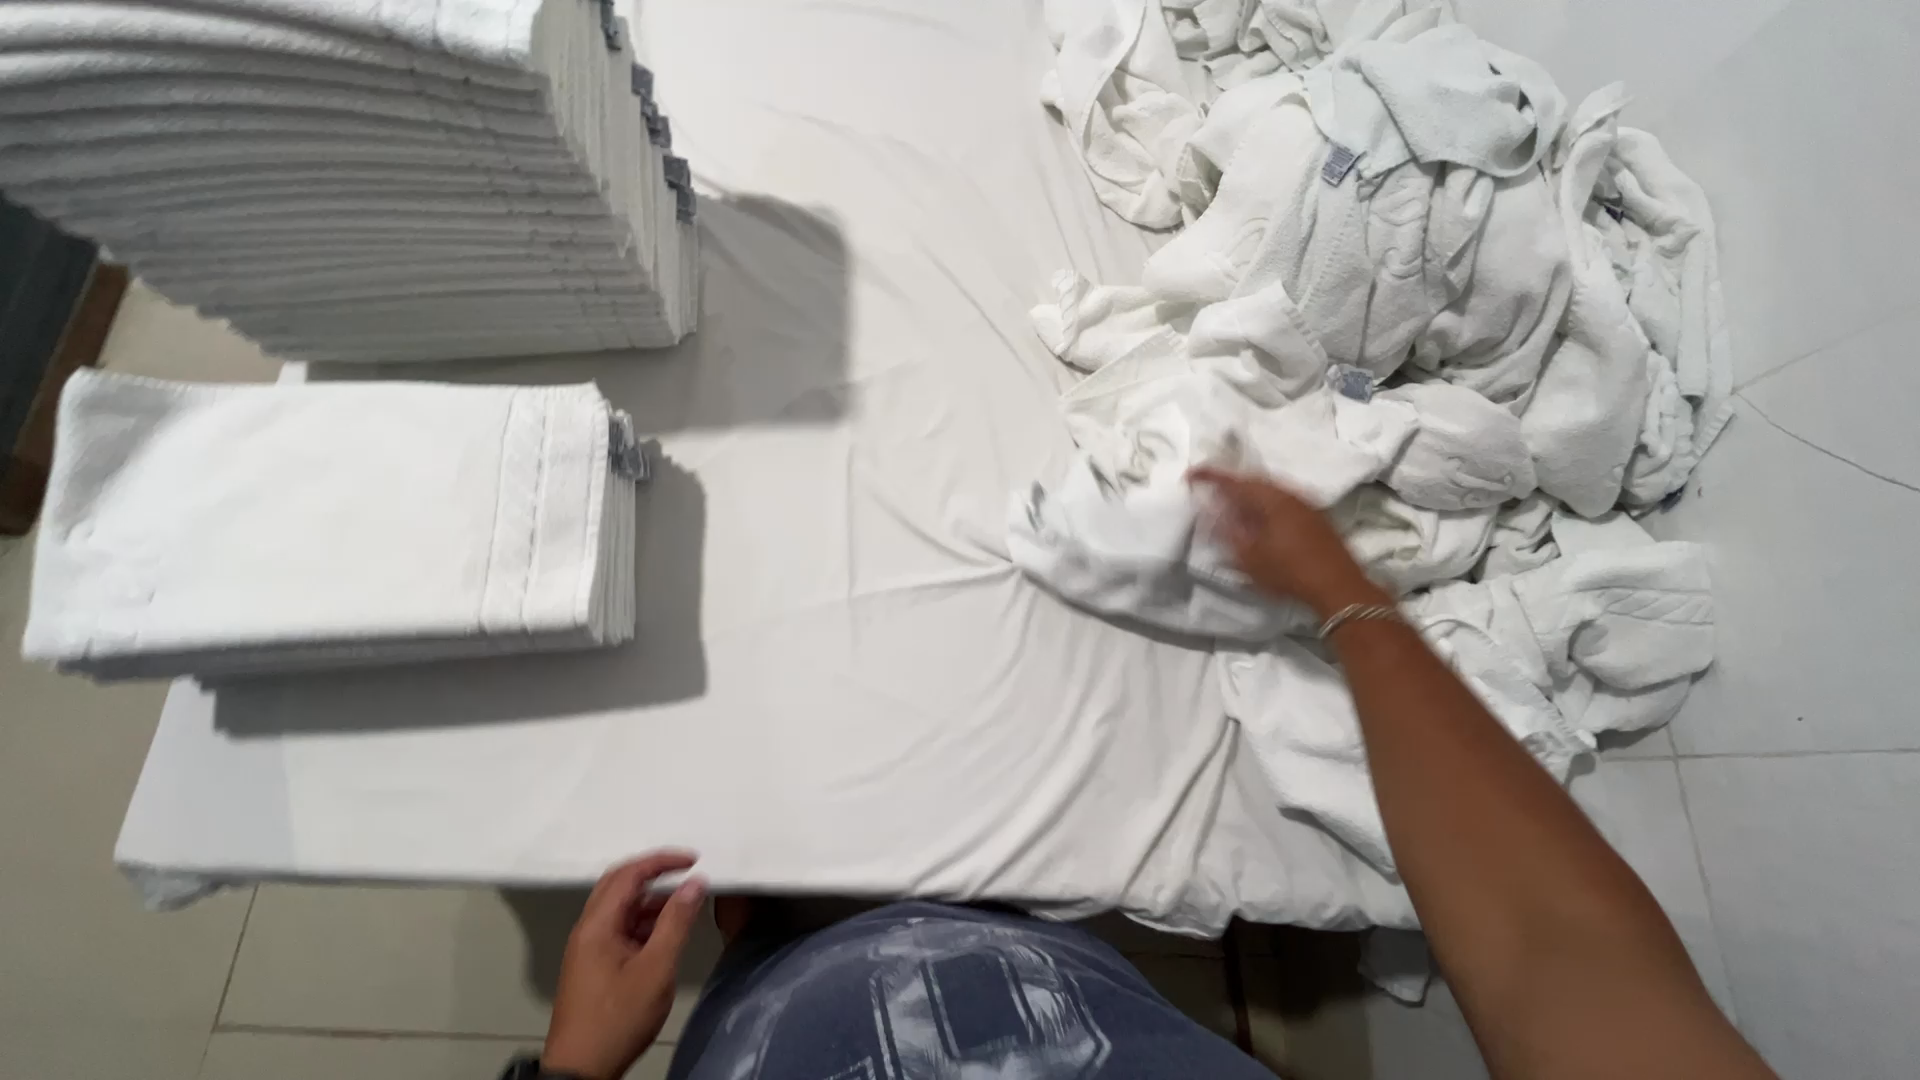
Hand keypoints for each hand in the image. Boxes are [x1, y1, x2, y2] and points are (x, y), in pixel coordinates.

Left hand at [543, 852, 707, 1079]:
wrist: (580, 1073)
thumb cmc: (619, 1018)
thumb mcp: (656, 969)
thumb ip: (676, 921)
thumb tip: (695, 882)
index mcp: (597, 925)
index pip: (630, 873)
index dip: (662, 860)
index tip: (694, 860)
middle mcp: (588, 929)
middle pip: (620, 883)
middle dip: (654, 872)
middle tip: (687, 871)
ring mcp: (588, 948)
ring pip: (620, 906)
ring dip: (651, 899)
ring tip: (684, 905)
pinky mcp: (593, 964)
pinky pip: (620, 927)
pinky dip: (644, 920)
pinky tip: (666, 933)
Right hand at [1189, 467, 1389, 617]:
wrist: (1338, 587)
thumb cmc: (1288, 573)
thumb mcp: (1248, 556)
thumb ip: (1226, 530)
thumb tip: (1209, 511)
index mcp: (1270, 499)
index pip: (1233, 481)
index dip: (1210, 476)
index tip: (1190, 475)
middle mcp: (1289, 494)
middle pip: (1254, 481)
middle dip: (1230, 485)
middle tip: (1211, 492)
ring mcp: (1306, 504)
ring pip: (1270, 491)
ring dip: (1249, 496)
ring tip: (1232, 508)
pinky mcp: (1315, 517)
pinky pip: (1283, 500)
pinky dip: (1265, 504)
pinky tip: (1260, 521)